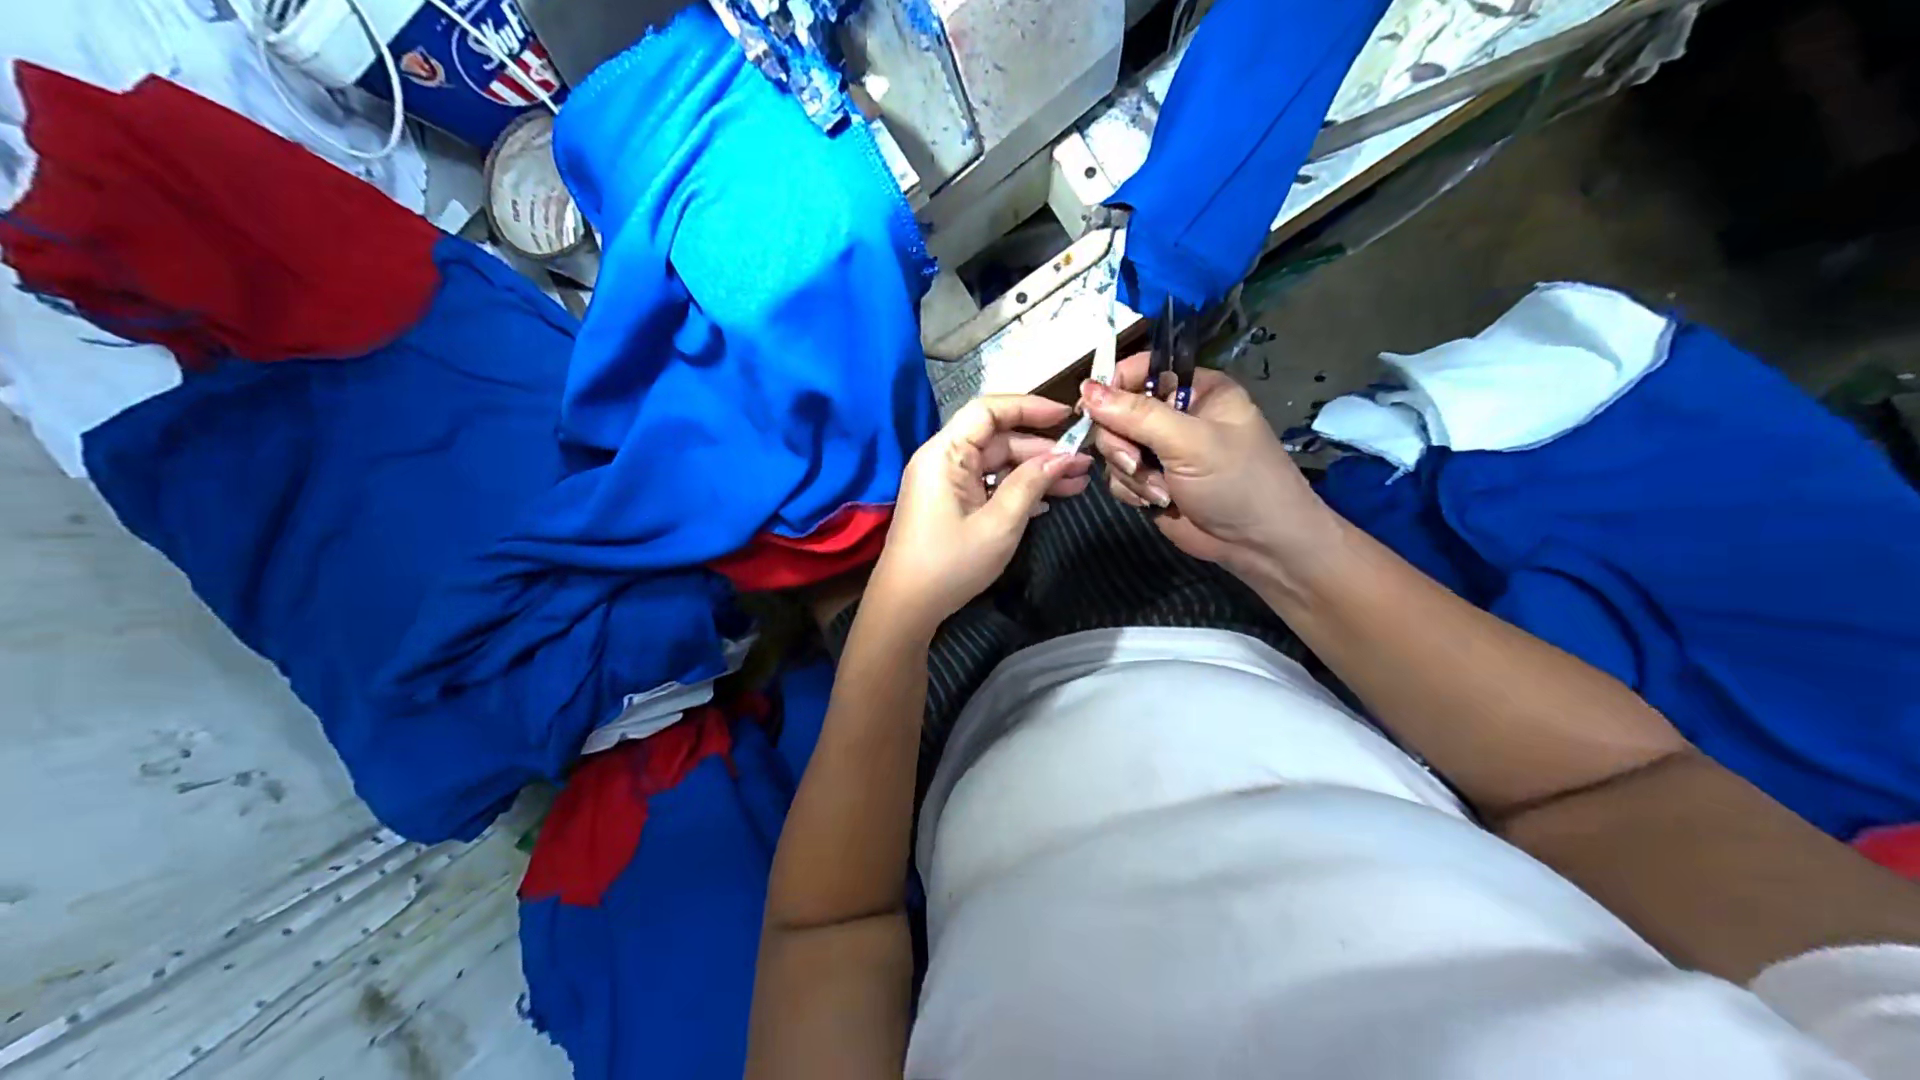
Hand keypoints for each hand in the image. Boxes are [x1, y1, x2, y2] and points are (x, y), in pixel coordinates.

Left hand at [867, 395, 1092, 635]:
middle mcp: (943, 460)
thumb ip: (1032, 484)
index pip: (988, 411)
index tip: (1067, 417)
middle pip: (997, 439)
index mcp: (945, 454)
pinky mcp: (950, 504)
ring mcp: (946, 483)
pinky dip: (1016, 490)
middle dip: (1042, 450)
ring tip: (1077, 484)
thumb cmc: (951, 563)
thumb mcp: (1000, 523)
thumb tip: (1064, 457)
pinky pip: (987, 485)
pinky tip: (1048, 502)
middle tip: (1083, 465)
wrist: (907, 606)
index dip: (1029, 407)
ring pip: (997, 465)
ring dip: (1035, 473)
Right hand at [1080, 353, 1338, 577]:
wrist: (1259, 545)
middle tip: (1136, 463)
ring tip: (1159, 491)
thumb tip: (1086, 389)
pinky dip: (1131, 491)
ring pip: (1114, 448)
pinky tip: (1155, 503)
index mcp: (1195, 389)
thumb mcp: (1190, 441)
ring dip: (1129, 472)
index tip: (1092, 410)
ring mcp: (1161, 450)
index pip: (1140, 371)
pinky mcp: (1151, 481)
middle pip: (1117, 413)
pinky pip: (1118, 477)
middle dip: (1121, 443)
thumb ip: (1137, 415)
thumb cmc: (1237, 482)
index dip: (1112, 388)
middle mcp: (1175, 415)